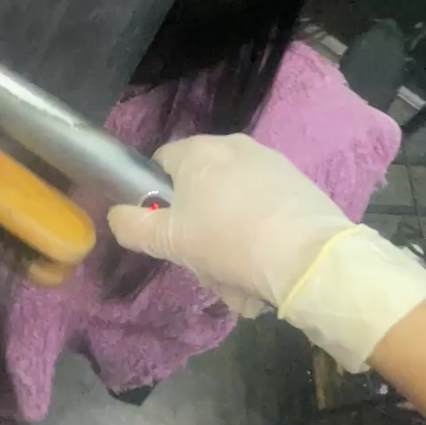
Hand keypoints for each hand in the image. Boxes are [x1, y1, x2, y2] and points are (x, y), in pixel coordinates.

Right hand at [107, 135, 425, 370]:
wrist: (309, 258)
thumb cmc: (228, 242)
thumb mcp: (168, 241)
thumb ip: (132, 226)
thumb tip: (116, 215)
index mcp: (199, 151)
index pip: (161, 162)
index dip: (156, 196)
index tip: (166, 229)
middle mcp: (235, 145)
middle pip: (200, 186)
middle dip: (197, 226)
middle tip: (202, 261)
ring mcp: (272, 163)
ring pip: (232, 204)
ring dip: (227, 240)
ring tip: (237, 279)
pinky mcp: (300, 185)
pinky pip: (263, 210)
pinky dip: (258, 237)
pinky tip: (264, 269)